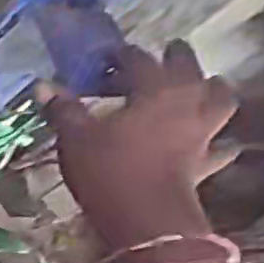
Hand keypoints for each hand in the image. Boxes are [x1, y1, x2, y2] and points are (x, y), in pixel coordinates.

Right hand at [42, 41, 238, 251]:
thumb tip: (44, 85)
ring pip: (219, 99)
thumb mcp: (74, 136)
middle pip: (188, 71)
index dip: (124, 55)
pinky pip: (219, 145)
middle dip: (177, 59)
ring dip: (213, 89)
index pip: (141, 63)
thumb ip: (63, 109)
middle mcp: (190, 102)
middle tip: (170, 51)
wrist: (141, 211)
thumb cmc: (105, 167)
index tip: (110, 53)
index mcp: (158, 91)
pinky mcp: (206, 159)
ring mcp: (205, 130)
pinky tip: (214, 142)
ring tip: (206, 84)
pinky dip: (217, 141)